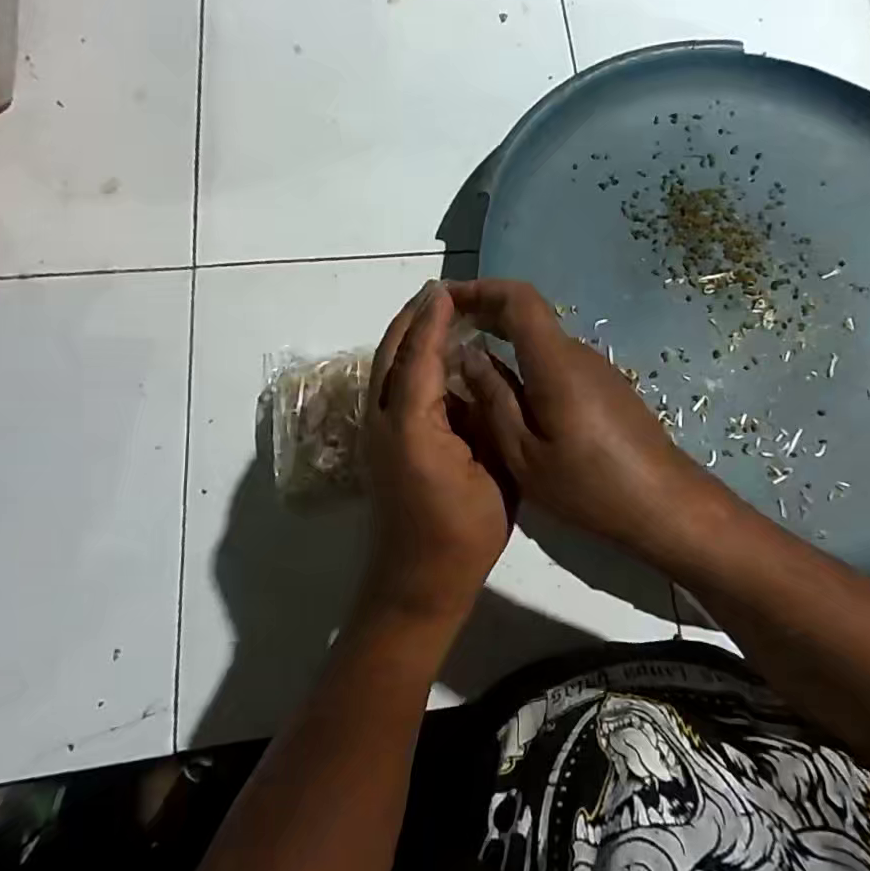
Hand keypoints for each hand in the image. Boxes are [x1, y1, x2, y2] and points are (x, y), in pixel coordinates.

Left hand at [357, 281, 513, 626]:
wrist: (417, 582)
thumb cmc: (464, 533)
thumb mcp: (494, 473)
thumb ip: (485, 419)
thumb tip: (477, 379)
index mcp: (413, 424)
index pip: (421, 355)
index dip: (435, 320)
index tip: (448, 289)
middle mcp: (383, 420)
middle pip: (391, 354)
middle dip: (411, 319)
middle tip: (436, 292)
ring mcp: (375, 434)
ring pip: (384, 370)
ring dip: (405, 339)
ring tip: (433, 317)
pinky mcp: (378, 446)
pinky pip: (388, 389)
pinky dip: (404, 365)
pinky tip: (430, 363)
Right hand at [446, 279, 735, 558]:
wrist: (662, 504)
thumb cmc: (588, 485)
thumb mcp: (524, 453)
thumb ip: (493, 398)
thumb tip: (467, 353)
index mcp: (555, 362)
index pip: (518, 299)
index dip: (480, 289)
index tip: (445, 298)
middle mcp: (577, 354)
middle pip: (528, 315)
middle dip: (485, 313)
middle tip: (444, 330)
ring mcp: (595, 370)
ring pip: (540, 341)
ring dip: (502, 340)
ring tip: (464, 363)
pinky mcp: (604, 388)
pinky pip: (555, 362)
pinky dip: (523, 362)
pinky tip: (504, 391)